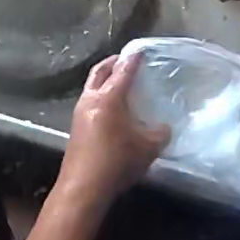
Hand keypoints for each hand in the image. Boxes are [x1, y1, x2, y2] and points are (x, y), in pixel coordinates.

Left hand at [57, 55, 170, 203]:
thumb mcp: (149, 148)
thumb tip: (163, 127)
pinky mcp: (76, 127)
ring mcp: (79, 113)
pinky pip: (89, 100)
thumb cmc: (117, 162)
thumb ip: (160, 133)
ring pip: (92, 86)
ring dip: (104, 79)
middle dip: (113, 62)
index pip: (123, 71)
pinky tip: (111, 106)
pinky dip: (100, 95)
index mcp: (109, 98)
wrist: (83, 187)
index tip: (141, 51)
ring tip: (120, 81)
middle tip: (126, 59)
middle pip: (100, 71)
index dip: (134, 60)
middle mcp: (91, 99)